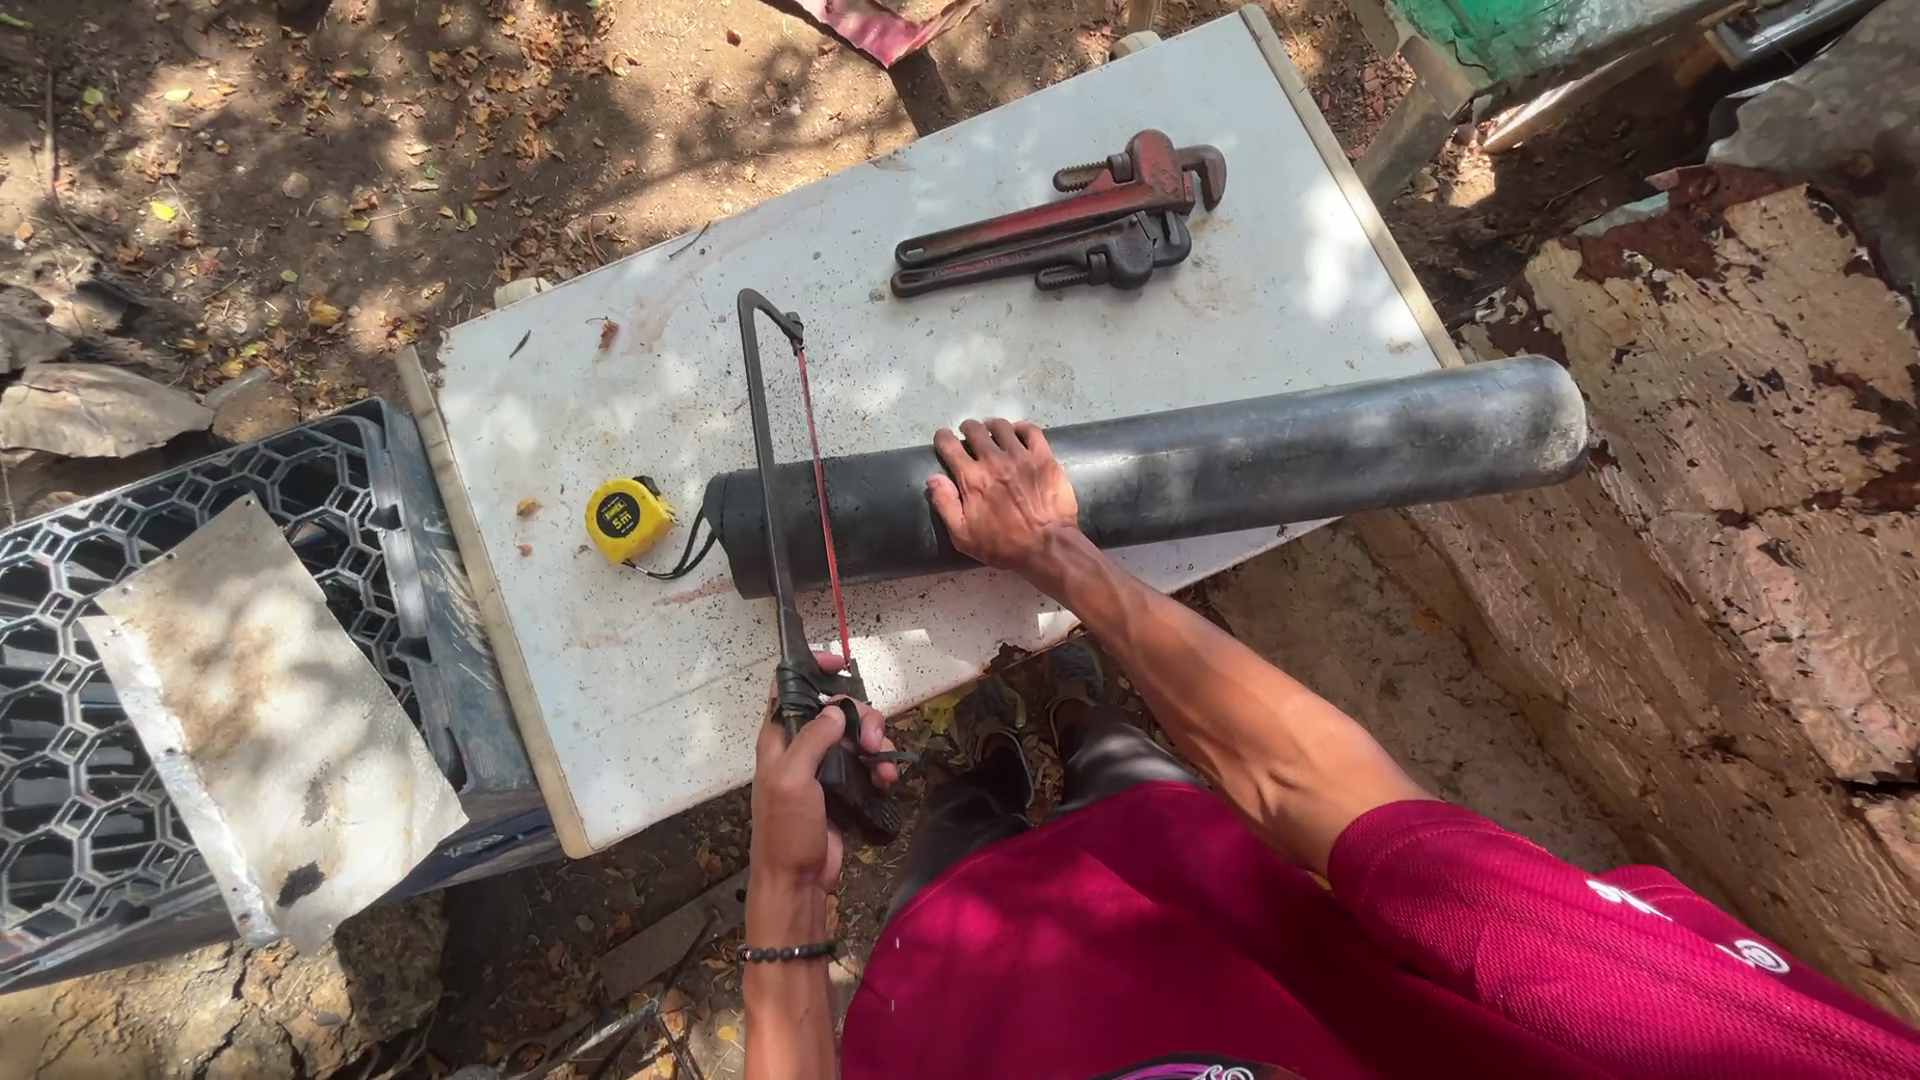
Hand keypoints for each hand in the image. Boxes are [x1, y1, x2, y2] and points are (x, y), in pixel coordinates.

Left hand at [749, 652, 898, 897]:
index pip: (790, 689)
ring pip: (857, 734)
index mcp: (779, 739)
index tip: (840, 663)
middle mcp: (802, 747)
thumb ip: (812, 739)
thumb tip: (836, 709)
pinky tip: (888, 781)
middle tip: (871, 739)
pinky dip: (881, 766)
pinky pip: (868, 762)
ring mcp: (825, 767)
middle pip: (837, 710)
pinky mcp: (845, 786)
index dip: (812, 669)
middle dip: (862, 716)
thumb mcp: (792, 780)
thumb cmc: (786, 830)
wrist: (798, 881)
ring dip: (877, 743)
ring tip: (884, 769)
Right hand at [927, 418, 1080, 577]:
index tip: (944, 439)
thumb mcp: (962, 535)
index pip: (949, 445)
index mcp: (971, 478)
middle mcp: (993, 460)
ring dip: (993, 426)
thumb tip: (933, 478)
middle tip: (969, 434)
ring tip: (992, 431)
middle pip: (975, 430)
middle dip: (968, 429)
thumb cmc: (1003, 545)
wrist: (1046, 546)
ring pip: (1002, 427)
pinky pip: (1031, 431)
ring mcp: (1020, 456)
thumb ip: (945, 504)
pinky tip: (1019, 433)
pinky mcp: (1043, 458)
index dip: (943, 438)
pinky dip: (1022, 428)